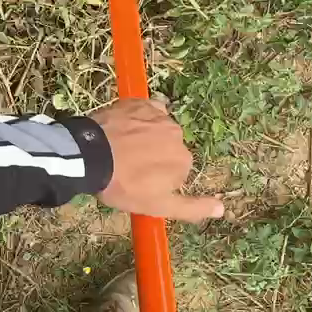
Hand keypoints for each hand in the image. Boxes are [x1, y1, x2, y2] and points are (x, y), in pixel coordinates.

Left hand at [90, 99, 223, 222]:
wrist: (89, 156)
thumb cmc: (123, 185)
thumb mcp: (158, 206)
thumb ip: (192, 208)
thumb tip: (222, 209)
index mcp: (184, 160)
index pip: (175, 170)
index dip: (156, 178)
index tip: (138, 181)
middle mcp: (176, 134)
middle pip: (167, 147)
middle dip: (152, 155)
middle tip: (126, 165)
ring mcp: (156, 115)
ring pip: (156, 128)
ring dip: (144, 136)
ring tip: (120, 148)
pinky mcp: (137, 102)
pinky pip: (145, 109)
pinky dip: (138, 117)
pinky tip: (123, 128)